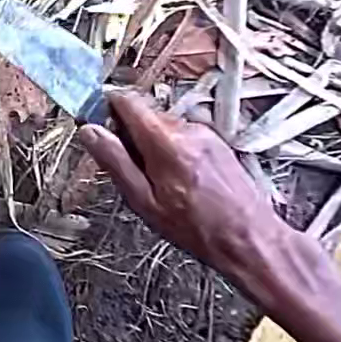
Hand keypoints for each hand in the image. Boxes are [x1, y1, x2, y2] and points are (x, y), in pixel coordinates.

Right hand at [75, 90, 327, 306]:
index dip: (107, 107)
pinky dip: (171, 148)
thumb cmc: (197, 228)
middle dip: (129, 133)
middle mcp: (188, 130)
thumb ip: (114, 160)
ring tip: (157, 178)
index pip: (128, 101)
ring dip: (151, 143)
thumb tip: (89, 131)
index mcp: (165, 143)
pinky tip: (177, 178)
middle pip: (144, 114)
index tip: (98, 122)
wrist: (251, 240)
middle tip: (128, 165)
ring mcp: (206, 134)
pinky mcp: (217, 142)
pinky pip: (181, 134)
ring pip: (162, 125)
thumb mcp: (143, 200)